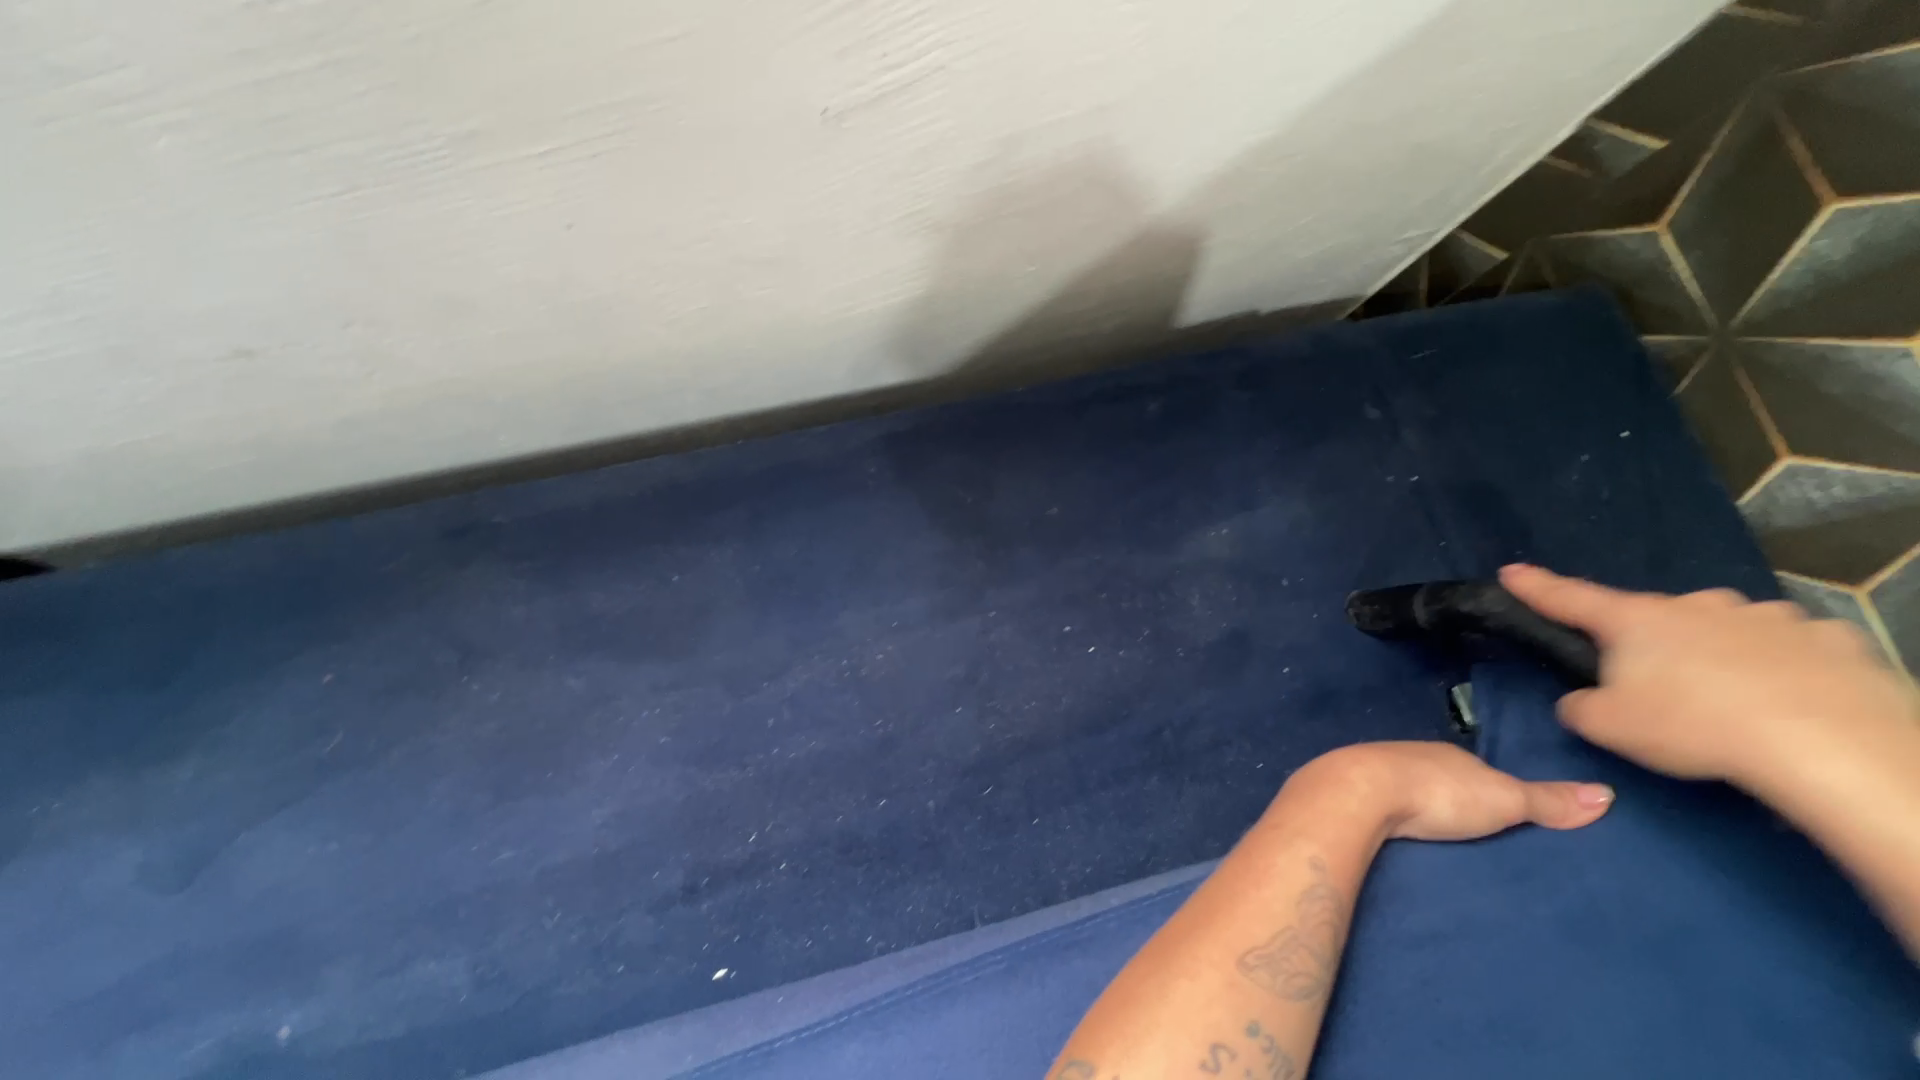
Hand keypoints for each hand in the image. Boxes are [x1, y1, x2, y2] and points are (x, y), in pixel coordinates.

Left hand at [1298, 742, 1613, 841]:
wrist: (1357, 791)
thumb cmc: (1436, 793)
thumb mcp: (1503, 799)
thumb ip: (1548, 800)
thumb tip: (1608, 793)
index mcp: (1448, 756)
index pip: (1476, 770)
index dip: (1488, 788)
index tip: (1501, 809)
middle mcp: (1410, 757)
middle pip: (1439, 778)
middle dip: (1450, 798)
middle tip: (1467, 826)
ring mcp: (1375, 773)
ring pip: (1404, 788)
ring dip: (1415, 806)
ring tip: (1432, 833)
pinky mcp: (1349, 793)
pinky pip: (1376, 802)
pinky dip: (1386, 813)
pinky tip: (1390, 829)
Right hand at [1500, 563, 1919, 788]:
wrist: (1826, 744)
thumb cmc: (1695, 725)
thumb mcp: (1608, 726)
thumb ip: (1579, 706)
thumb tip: (1580, 699)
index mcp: (1634, 621)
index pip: (1569, 598)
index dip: (1536, 586)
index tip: (1511, 571)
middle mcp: (1695, 606)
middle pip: (1658, 618)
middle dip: (1652, 641)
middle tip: (1658, 685)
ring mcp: (1766, 617)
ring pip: (1726, 629)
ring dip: (1718, 651)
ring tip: (1730, 699)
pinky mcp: (1826, 640)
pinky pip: (1789, 648)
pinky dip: (1780, 666)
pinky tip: (1788, 698)